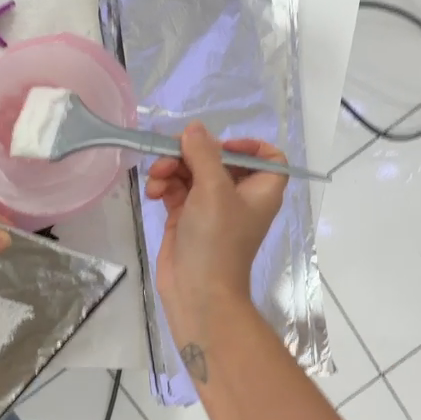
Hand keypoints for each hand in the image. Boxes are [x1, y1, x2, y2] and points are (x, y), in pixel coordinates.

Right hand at [143, 123, 287, 333]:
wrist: (198, 290)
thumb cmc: (216, 240)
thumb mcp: (213, 190)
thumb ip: (203, 154)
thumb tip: (193, 128)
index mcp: (260, 190)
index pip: (267, 157)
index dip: (247, 146)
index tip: (220, 147)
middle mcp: (238, 196)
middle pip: (217, 160)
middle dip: (190, 155)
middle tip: (169, 157)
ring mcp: (210, 208)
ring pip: (191, 173)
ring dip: (171, 170)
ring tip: (156, 180)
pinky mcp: (186, 218)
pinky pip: (176, 190)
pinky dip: (164, 187)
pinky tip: (153, 193)